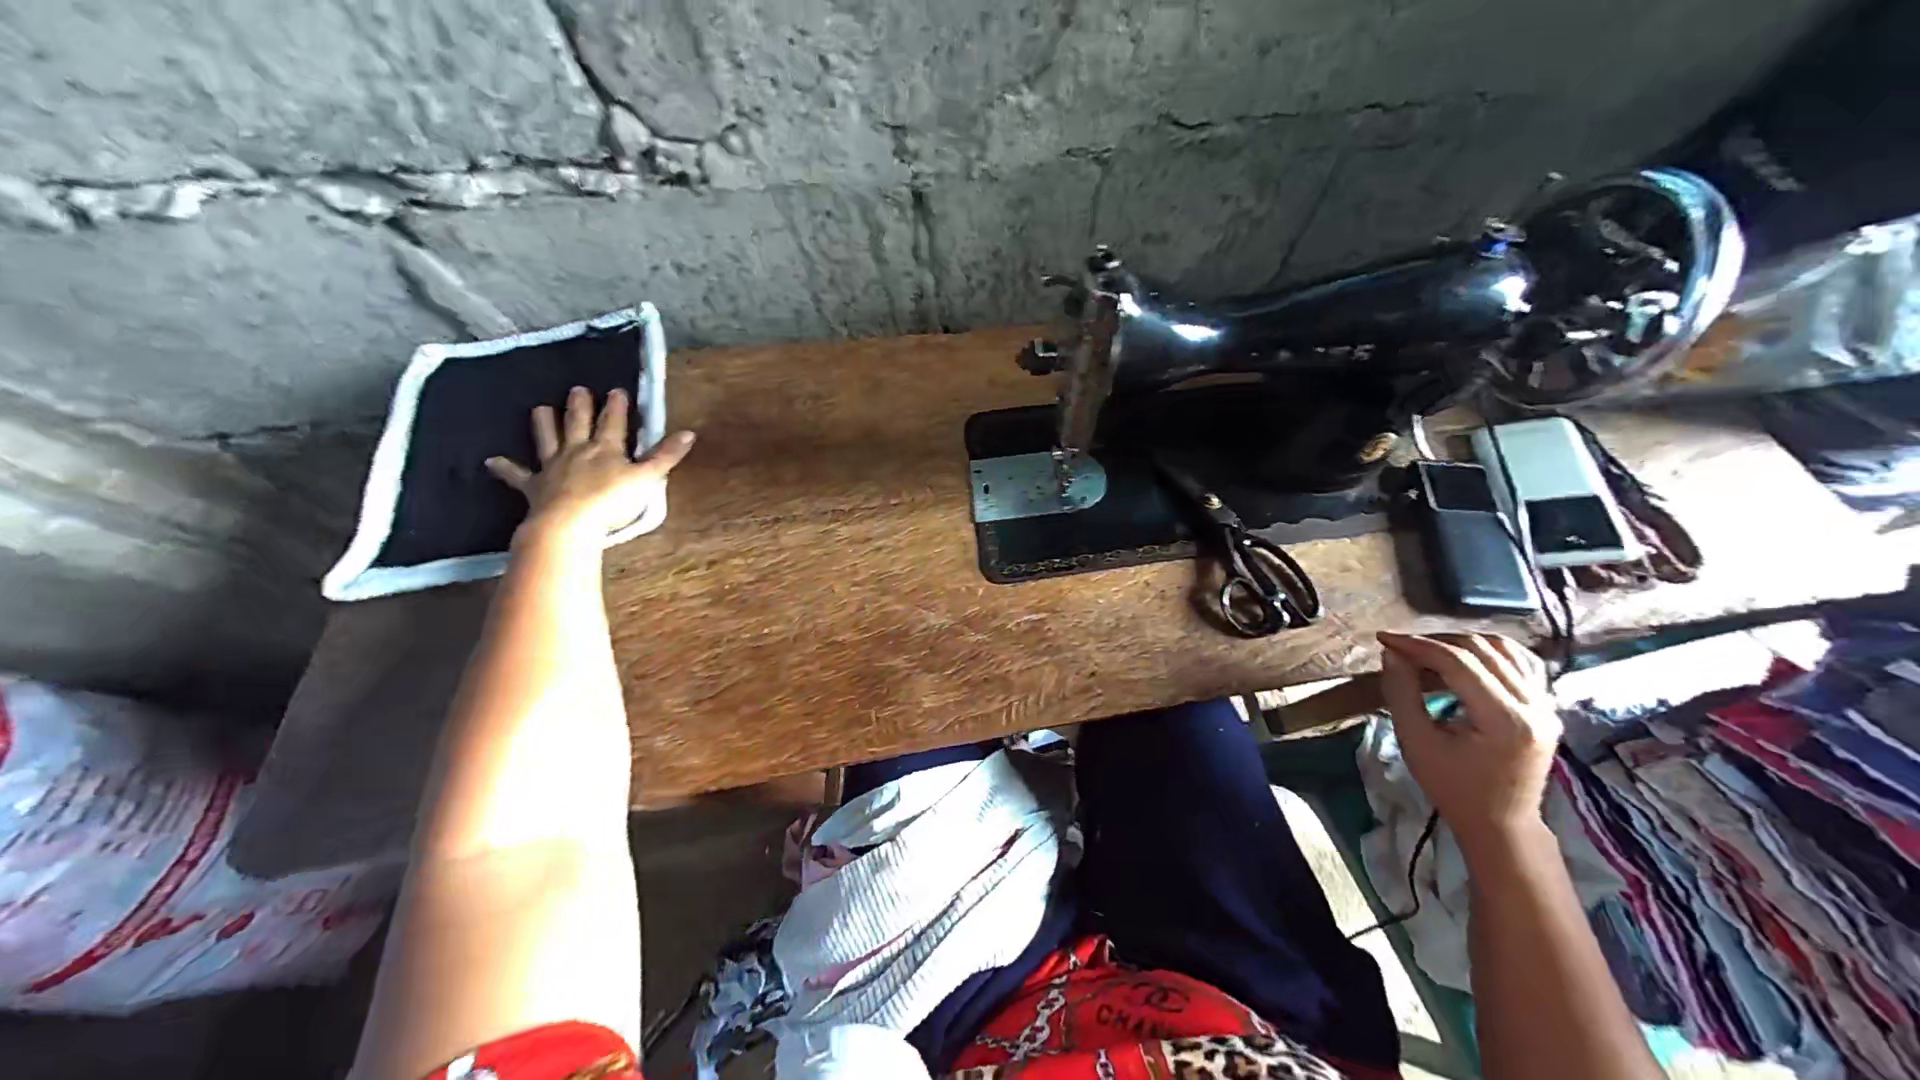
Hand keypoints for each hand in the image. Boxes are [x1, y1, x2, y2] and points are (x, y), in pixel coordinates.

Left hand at [485, 386, 695, 544]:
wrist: (569, 523)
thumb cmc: (611, 502)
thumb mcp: (646, 479)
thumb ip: (666, 456)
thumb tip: (689, 433)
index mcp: (606, 449)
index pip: (614, 422)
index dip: (617, 406)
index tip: (617, 390)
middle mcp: (577, 451)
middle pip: (578, 423)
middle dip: (580, 406)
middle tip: (577, 389)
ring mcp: (553, 467)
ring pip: (548, 439)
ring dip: (544, 424)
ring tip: (540, 408)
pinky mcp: (534, 486)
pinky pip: (518, 475)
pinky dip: (505, 468)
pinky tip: (491, 461)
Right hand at [1378, 631, 1560, 857]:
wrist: (1500, 822)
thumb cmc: (1453, 787)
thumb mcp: (1416, 741)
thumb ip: (1402, 692)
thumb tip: (1392, 653)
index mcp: (1505, 720)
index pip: (1459, 662)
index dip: (1418, 645)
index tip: (1384, 639)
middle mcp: (1536, 707)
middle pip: (1483, 649)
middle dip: (1436, 641)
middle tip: (1401, 647)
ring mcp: (1547, 706)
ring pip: (1505, 649)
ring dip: (1461, 643)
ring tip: (1428, 651)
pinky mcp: (1547, 707)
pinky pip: (1522, 663)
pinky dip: (1489, 652)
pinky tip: (1465, 657)